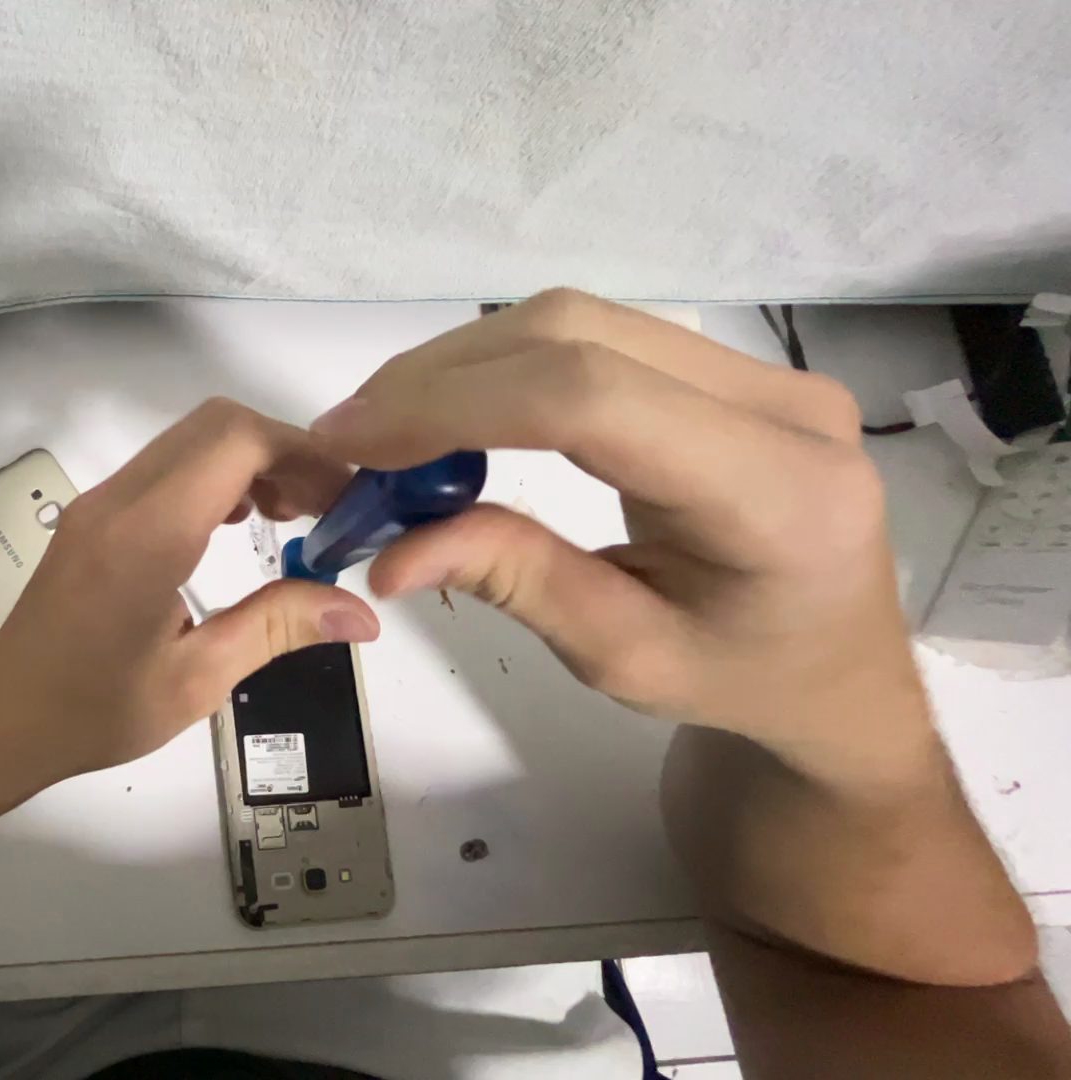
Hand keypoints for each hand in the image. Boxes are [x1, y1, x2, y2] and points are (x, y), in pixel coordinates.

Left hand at [0, 398, 380, 785]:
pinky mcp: (93, 513)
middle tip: (324, 510)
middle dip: (284, 452)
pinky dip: (213, 476)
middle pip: (216, 424)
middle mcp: (118, 499)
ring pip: (189, 439)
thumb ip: (277, 628)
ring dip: (249, 460)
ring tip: (289, 517)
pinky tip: (233, 525)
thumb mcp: (196, 678)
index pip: (235, 441)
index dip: (303, 454)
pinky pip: (164, 466)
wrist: (5, 714)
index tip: (343, 500)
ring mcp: (99, 501)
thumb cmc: (94, 710)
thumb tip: (361, 612)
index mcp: (146, 536)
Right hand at [308, 290, 929, 783]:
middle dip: (436, 378)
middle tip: (350, 438)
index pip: (587, 402)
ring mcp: (752, 371)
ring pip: (569, 320)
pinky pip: (582, 338)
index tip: (350, 444)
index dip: (451, 407)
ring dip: (455, 367)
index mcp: (773, 493)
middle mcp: (776, 402)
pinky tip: (447, 415)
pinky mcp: (715, 369)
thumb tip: (389, 555)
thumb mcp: (619, 656)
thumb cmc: (738, 679)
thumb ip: (512, 583)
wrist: (831, 663)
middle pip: (572, 334)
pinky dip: (490, 369)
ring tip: (386, 431)